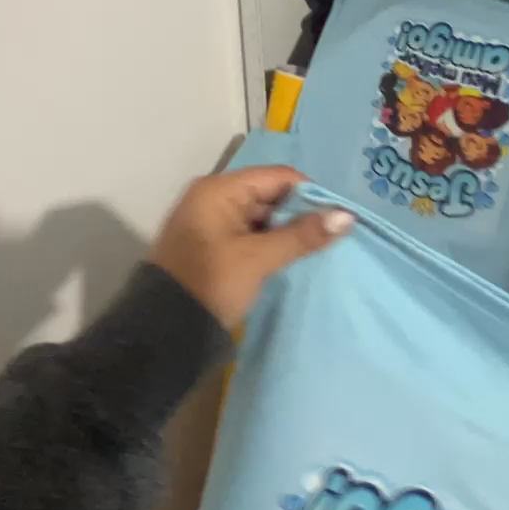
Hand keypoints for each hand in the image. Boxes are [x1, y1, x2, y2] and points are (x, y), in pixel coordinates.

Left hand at [149, 166, 354, 328]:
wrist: (162, 333)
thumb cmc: (211, 284)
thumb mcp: (258, 259)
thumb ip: (302, 235)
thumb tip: (346, 216)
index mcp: (220, 189)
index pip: (278, 177)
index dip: (310, 194)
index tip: (336, 218)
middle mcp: (213, 196)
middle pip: (270, 194)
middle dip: (300, 213)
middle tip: (329, 237)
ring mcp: (211, 220)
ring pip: (261, 215)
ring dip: (286, 230)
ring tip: (314, 248)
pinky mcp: (212, 244)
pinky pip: (250, 232)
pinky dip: (269, 242)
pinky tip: (289, 257)